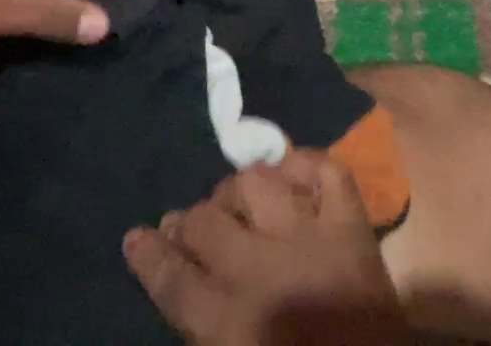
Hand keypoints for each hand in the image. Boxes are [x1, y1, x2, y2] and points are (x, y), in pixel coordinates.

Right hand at [124, 151, 409, 345]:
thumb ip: (205, 320)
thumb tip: (180, 273)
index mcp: (230, 324)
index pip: (171, 275)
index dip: (148, 253)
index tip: (137, 237)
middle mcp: (262, 272)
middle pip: (204, 222)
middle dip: (186, 223)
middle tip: (187, 228)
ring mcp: (310, 242)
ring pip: (254, 186)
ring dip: (237, 193)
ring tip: (237, 206)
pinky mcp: (353, 230)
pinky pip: (327, 173)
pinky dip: (307, 166)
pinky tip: (290, 176)